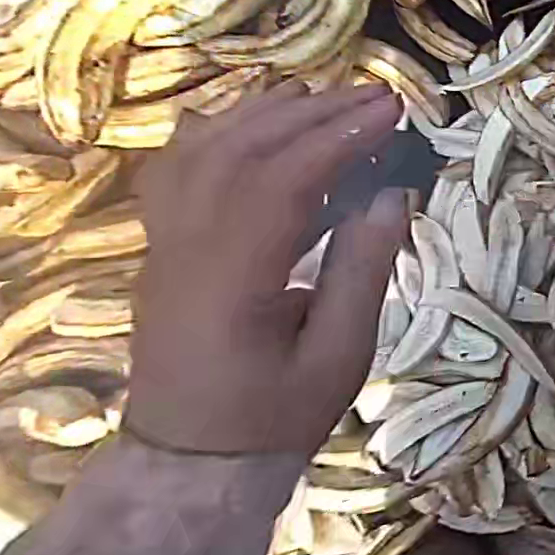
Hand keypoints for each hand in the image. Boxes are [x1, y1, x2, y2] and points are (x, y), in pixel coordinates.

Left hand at [125, 82, 409, 455]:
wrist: (192, 461)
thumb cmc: (276, 414)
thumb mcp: (341, 354)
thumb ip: (364, 270)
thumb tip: (389, 196)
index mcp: (230, 283)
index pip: (280, 183)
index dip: (338, 138)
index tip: (391, 113)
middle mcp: (184, 251)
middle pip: (241, 153)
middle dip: (314, 114)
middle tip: (376, 95)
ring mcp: (163, 246)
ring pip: (204, 153)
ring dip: (268, 112)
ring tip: (326, 93)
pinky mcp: (163, 248)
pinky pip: (180, 171)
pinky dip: (220, 131)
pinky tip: (253, 117)